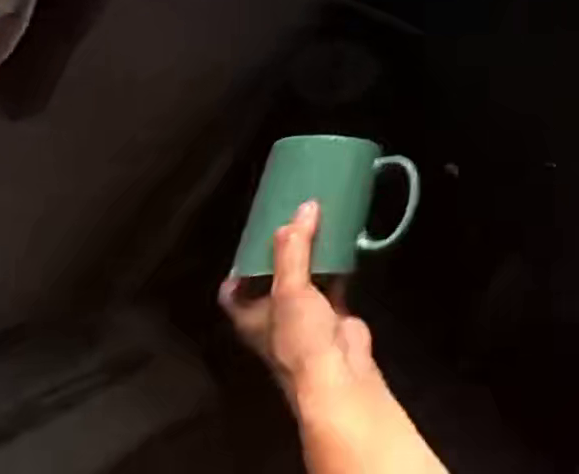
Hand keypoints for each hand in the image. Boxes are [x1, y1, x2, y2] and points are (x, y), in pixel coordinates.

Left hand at [219, 201, 381, 409]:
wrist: (338, 372)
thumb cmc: (299, 337)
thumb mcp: (289, 289)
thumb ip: (294, 249)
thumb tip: (305, 207)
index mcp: (250, 314)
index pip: (234, 288)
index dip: (240, 264)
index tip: (255, 235)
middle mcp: (273, 314)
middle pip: (273, 276)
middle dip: (283, 250)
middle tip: (293, 218)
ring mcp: (304, 313)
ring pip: (304, 275)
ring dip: (312, 252)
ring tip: (319, 220)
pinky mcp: (332, 311)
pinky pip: (332, 279)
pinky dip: (337, 262)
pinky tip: (344, 240)